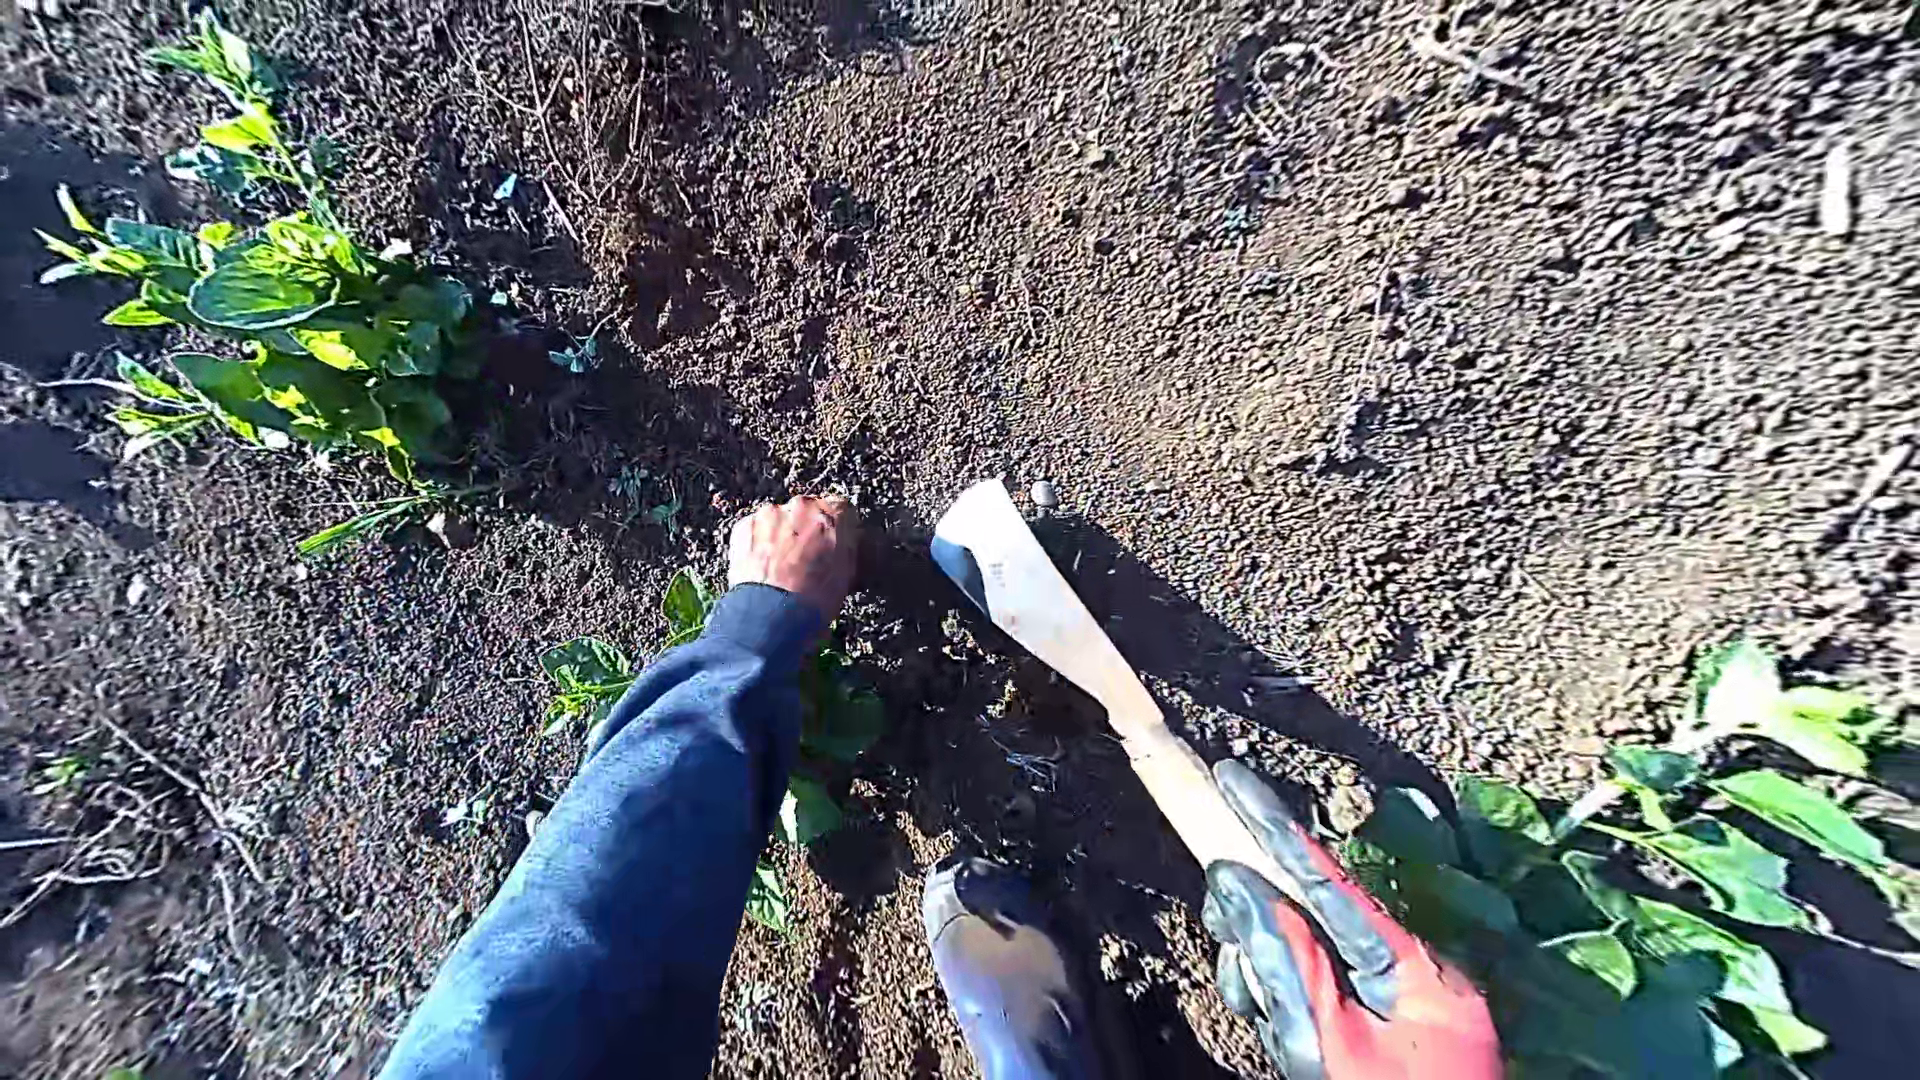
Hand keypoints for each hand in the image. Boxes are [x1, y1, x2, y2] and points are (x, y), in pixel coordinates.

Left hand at [727, 494, 858, 618]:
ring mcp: (770, 514)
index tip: (836, 541)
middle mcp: (802, 506)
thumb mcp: (847, 576)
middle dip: (809, 529)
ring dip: (783, 535)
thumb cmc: (814, 598)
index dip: (840, 529)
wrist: (771, 614)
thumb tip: (847, 546)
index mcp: (833, 515)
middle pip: (809, 510)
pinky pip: (757, 529)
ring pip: (781, 519)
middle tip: (807, 557)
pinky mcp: (744, 525)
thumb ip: (848, 549)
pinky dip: (760, 542)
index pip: (843, 510)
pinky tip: (764, 566)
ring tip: (782, 565)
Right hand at [1203, 761, 1499, 1079]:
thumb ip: (1282, 954)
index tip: (1229, 775)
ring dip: (1258, 965)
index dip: (1270, 818)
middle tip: (1230, 941)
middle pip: (1297, 903)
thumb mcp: (1328, 1047)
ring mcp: (1380, 989)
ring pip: (1287, 937)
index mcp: (1410, 966)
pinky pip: (1294, 972)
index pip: (1322, 872)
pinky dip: (1268, 988)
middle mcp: (1398, 964)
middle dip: (1255, 917)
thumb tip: (1233, 875)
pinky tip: (1269, 1021)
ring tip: (1264, 1014)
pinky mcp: (1359, 1009)